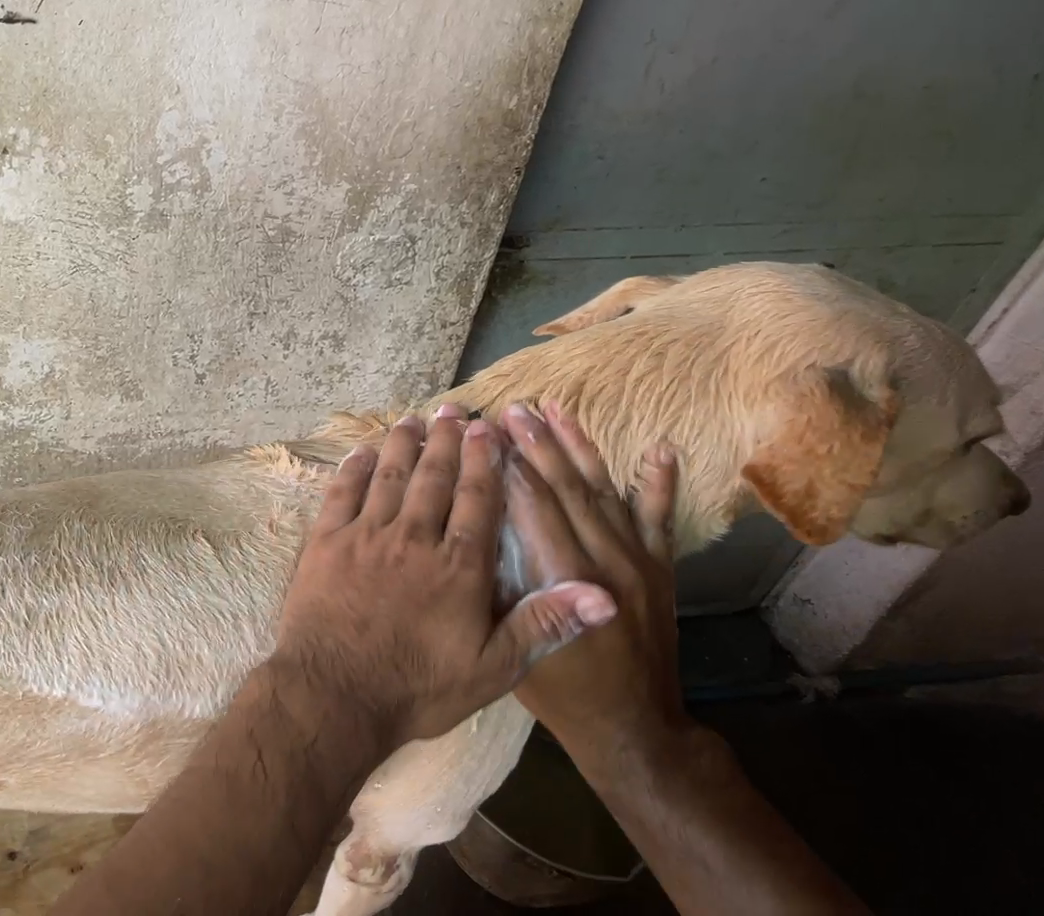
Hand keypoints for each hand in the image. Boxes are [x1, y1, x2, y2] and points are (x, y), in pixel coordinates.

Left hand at [273, 404, 619, 745]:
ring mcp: (364, 537)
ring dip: (402, 445)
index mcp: (457, 566)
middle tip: (453, 408)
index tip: (489, 428)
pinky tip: (361, 452)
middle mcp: (412, 539)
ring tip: (413, 419)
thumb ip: (544, 625)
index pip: (477, 500)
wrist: (333, 694)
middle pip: (433, 478)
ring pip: (388, 477)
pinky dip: (352, 469)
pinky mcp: (324, 543)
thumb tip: (605, 596)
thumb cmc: (416, 688)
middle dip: (446, 440)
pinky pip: (340, 494)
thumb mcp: (492, 669)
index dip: (484, 461)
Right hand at [500, 400, 688, 755]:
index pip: (533, 506)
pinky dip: (659, 482)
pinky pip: (659, 518)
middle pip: (567, 489)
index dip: (509, 465)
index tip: (487, 431)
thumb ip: (497, 584)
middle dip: (538, 444)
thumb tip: (474, 529)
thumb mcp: (508, 641)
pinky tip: (661, 449)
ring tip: (559, 408)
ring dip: (580, 448)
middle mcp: (607, 560)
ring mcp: (639, 562)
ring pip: (606, 491)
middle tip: (514, 407)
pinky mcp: (661, 570)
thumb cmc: (556, 689)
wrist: (631, 727)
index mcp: (565, 577)